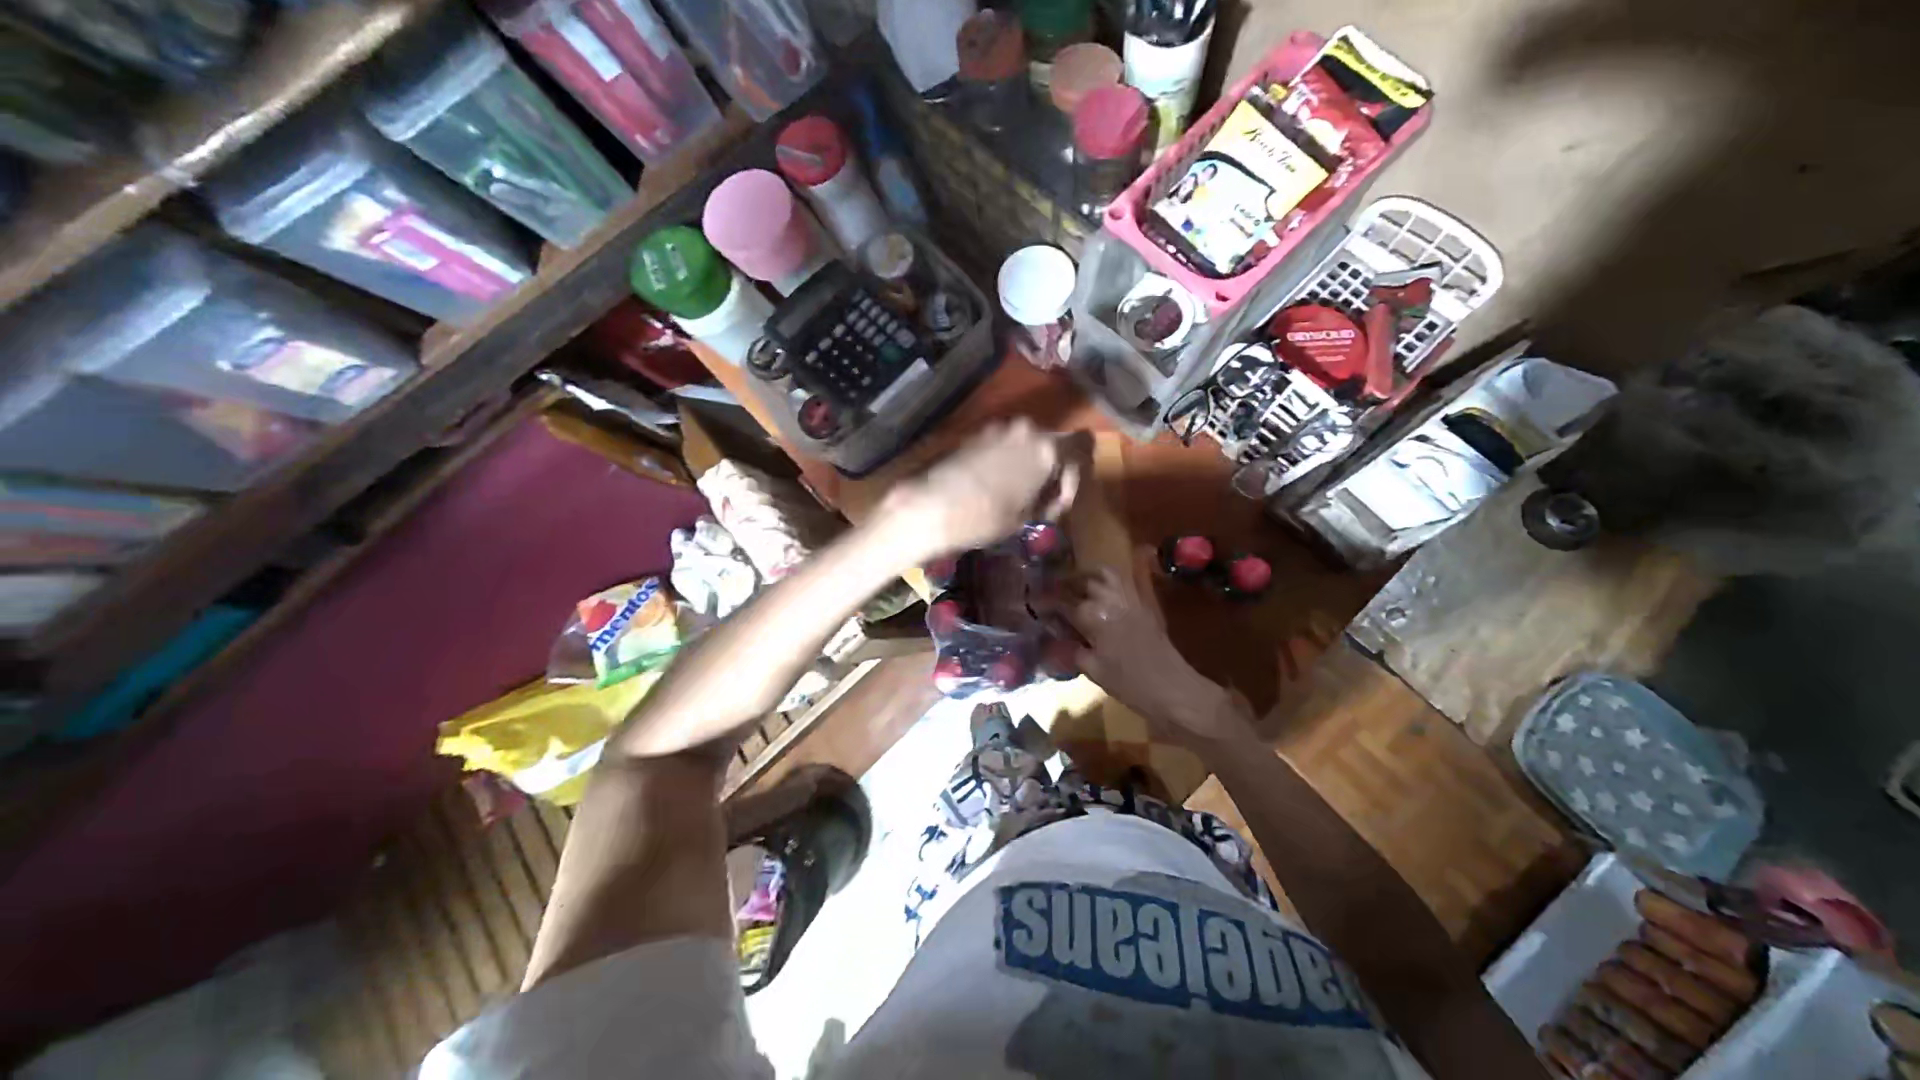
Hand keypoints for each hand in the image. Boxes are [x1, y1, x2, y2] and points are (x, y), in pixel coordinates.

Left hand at [882, 420, 1081, 559]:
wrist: (930, 506)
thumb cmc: (985, 518)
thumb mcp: (1027, 516)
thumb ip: (1049, 497)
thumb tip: (1053, 494)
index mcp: (1046, 448)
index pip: (1083, 443)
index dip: (1078, 471)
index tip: (1061, 497)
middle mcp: (1026, 429)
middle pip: (1052, 443)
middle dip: (1051, 468)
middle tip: (1040, 499)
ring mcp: (998, 428)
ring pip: (1027, 443)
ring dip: (1027, 464)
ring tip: (1015, 495)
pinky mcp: (975, 434)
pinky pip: (1005, 444)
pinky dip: (1007, 460)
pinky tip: (993, 486)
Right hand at [1064, 547, 1260, 750]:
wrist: (1174, 691)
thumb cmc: (1130, 685)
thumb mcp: (1092, 671)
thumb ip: (1072, 649)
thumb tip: (1056, 638)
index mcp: (1093, 615)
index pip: (1061, 602)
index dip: (1044, 602)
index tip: (1032, 603)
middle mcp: (1110, 599)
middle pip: (1082, 580)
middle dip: (1064, 584)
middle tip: (1052, 593)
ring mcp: (1130, 599)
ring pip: (1105, 574)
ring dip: (1088, 576)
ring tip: (1076, 587)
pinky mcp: (1145, 605)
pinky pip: (1129, 581)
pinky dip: (1118, 576)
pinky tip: (1109, 584)